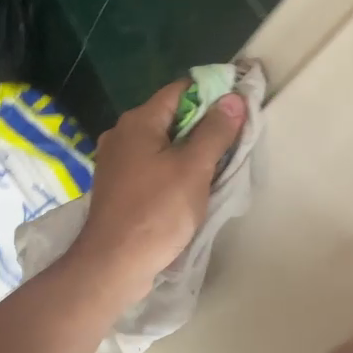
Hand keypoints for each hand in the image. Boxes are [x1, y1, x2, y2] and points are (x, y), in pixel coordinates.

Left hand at [65, 79, 245, 301]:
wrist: (113, 262)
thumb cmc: (156, 211)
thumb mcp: (193, 169)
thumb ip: (214, 131)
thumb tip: (232, 98)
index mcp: (138, 121)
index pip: (180, 90)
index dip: (211, 93)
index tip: (239, 105)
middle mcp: (121, 133)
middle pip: (170, 116)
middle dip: (202, 124)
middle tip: (234, 140)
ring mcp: (115, 159)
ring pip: (160, 142)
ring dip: (188, 149)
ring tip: (216, 165)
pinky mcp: (116, 184)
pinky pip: (150, 163)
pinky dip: (171, 167)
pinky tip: (188, 185)